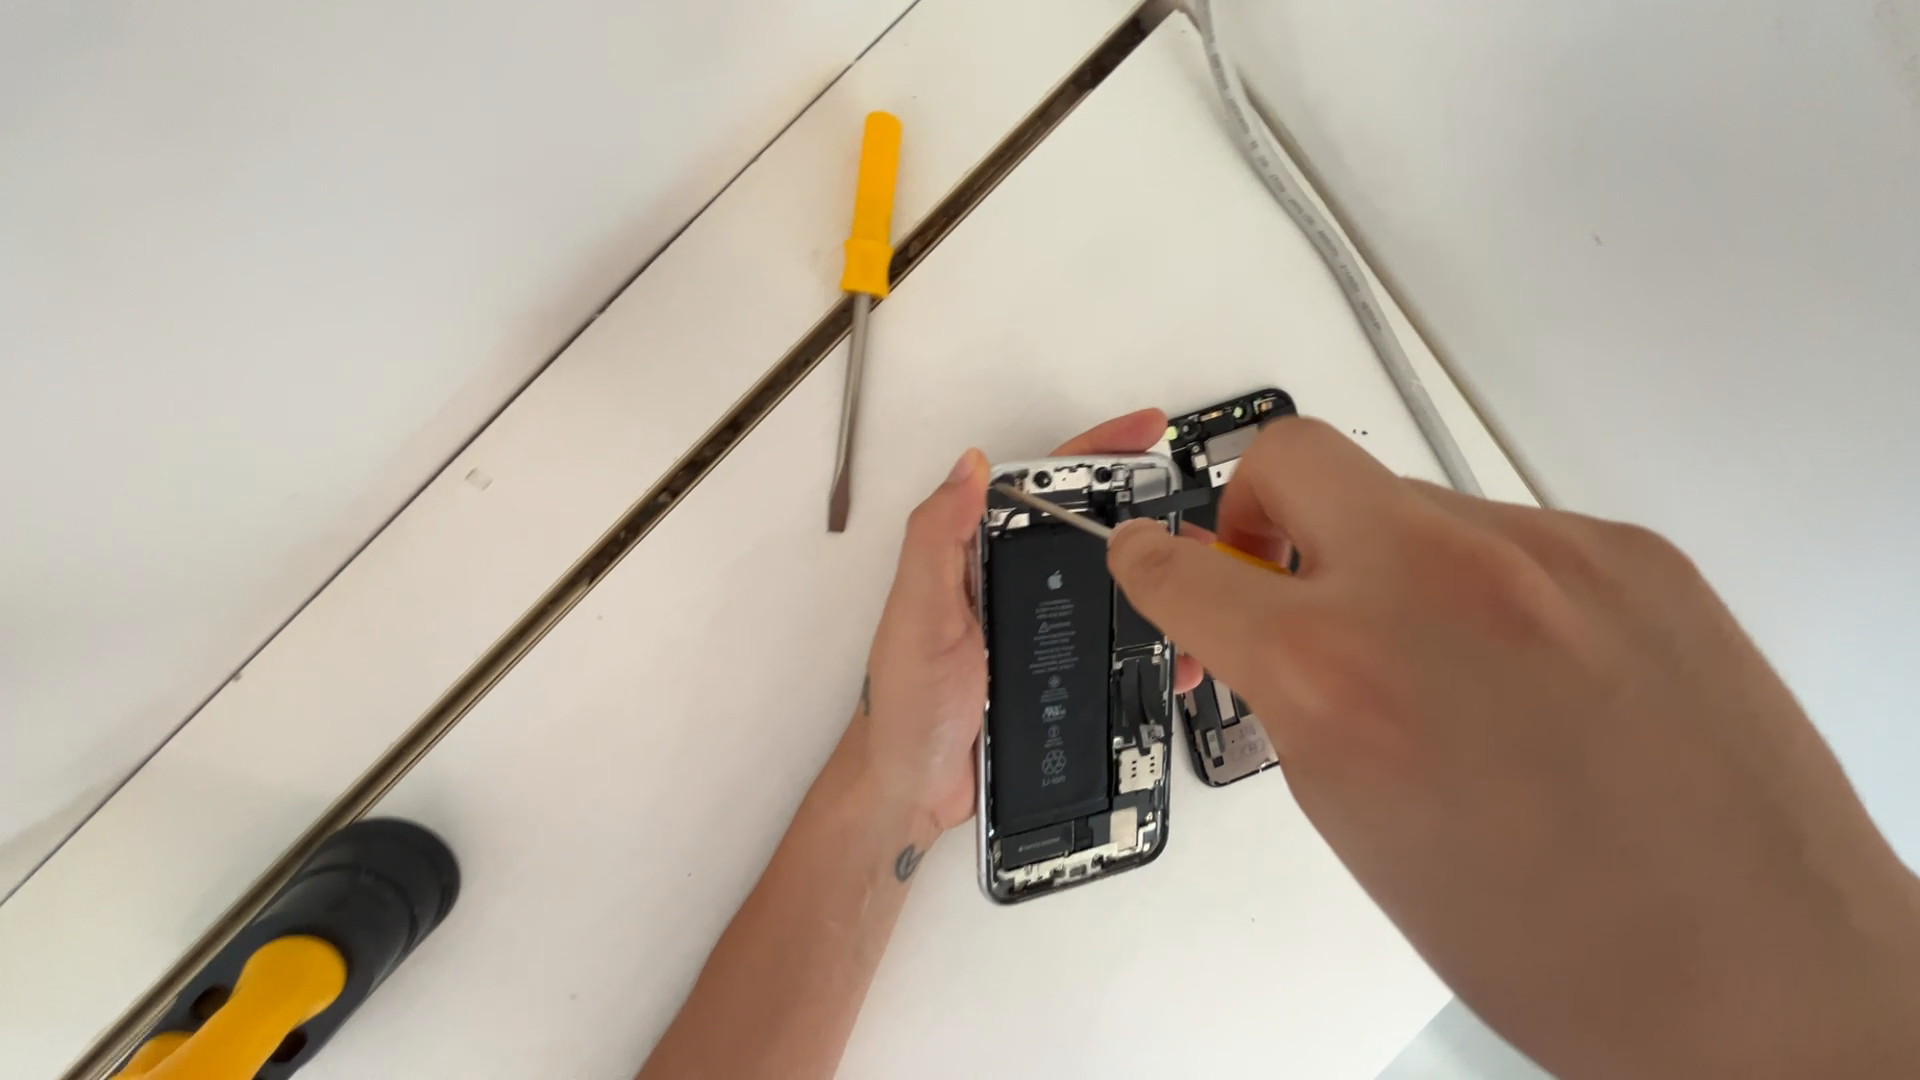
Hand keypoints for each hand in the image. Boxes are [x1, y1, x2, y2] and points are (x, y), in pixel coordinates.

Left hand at [854, 409, 1203, 836]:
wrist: (914, 788)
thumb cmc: (908, 702)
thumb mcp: (919, 614)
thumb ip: (936, 538)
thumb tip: (970, 464)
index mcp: (978, 558)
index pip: (1041, 491)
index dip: (1093, 455)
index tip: (1147, 433)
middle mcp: (1011, 584)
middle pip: (1087, 535)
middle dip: (1144, 522)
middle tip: (1198, 531)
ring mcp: (1037, 630)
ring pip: (1108, 589)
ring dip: (1156, 583)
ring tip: (1208, 591)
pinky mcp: (1055, 672)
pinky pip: (1111, 644)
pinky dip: (1147, 643)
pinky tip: (1178, 652)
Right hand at [1106, 418, 1919, 1078]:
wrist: (1762, 987)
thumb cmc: (1519, 926)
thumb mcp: (1338, 801)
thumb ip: (1277, 679)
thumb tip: (1249, 612)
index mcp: (1333, 673)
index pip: (1186, 569)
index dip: (1145, 560)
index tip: (1143, 555)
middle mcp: (1430, 582)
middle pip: (1288, 452)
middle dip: (1252, 503)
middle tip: (1275, 571)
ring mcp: (1545, 552)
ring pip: (1399, 499)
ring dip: (1374, 558)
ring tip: (1425, 654)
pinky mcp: (1631, 551)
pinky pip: (1493, 533)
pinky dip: (1465, 579)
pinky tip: (1513, 662)